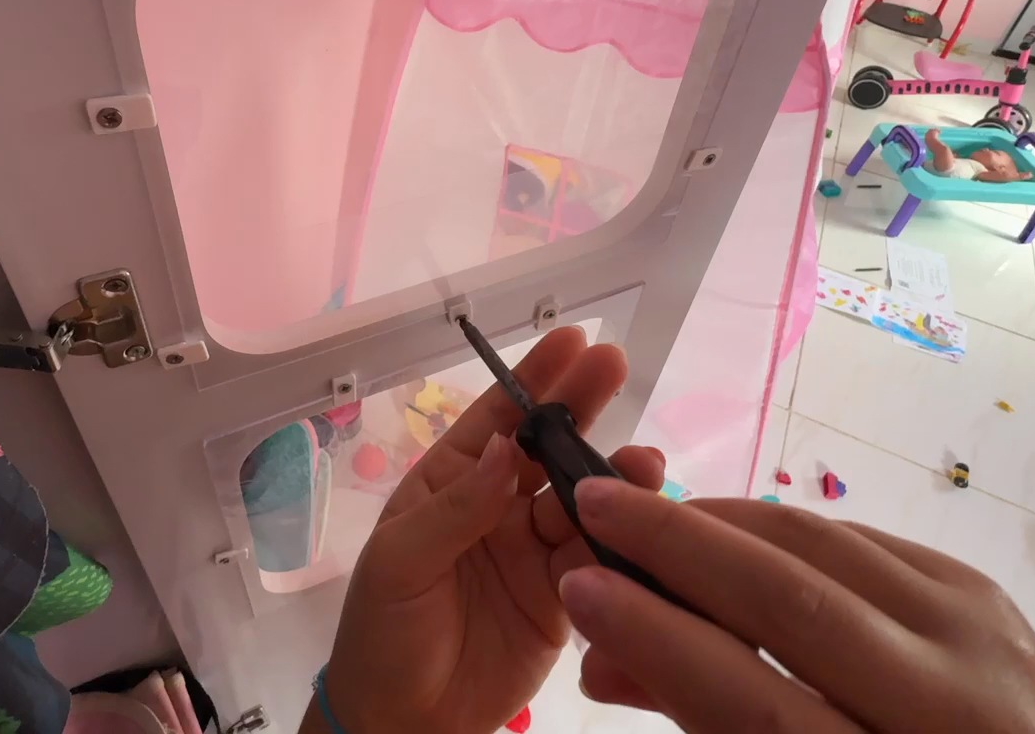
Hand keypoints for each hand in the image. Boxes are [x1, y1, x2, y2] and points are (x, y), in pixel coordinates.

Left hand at [306, 327, 664, 733]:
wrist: (402, 721)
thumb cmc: (385, 627)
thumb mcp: (404, 558)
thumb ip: (457, 506)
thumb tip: (504, 445)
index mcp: (454, 479)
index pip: (497, 416)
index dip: (533, 377)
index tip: (571, 339)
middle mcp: (498, 502)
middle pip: (546, 446)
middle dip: (580, 405)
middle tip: (615, 365)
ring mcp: (532, 547)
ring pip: (579, 499)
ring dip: (610, 477)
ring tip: (644, 463)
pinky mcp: (562, 595)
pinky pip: (595, 559)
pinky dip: (623, 541)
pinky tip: (650, 524)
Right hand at [558, 482, 1034, 732]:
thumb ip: (695, 719)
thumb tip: (598, 654)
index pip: (756, 707)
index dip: (655, 638)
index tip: (577, 583)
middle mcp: (964, 717)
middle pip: (790, 601)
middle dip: (672, 543)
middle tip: (592, 502)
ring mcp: (984, 641)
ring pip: (815, 545)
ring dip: (711, 521)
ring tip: (643, 515)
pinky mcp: (978, 588)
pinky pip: (844, 535)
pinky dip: (766, 526)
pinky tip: (719, 531)